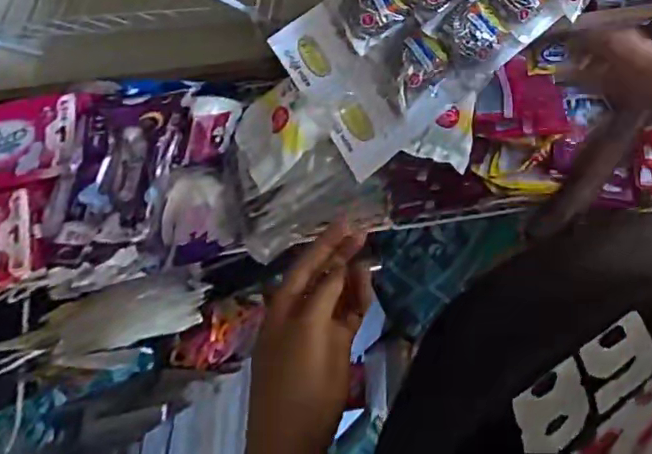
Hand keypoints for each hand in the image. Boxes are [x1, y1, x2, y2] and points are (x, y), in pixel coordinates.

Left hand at [247, 223, 373, 453]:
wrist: (292, 441)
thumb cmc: (297, 382)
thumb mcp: (310, 329)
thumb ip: (324, 292)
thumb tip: (339, 263)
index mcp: (284, 306)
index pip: (306, 264)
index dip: (326, 242)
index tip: (347, 221)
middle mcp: (299, 312)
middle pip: (323, 275)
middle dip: (342, 253)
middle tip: (363, 232)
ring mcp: (318, 330)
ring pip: (338, 293)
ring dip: (352, 276)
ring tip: (368, 259)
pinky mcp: (335, 346)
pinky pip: (348, 314)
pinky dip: (358, 299)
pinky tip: (367, 286)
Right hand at [564, 27, 651, 113]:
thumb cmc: (642, 85)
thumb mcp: (608, 84)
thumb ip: (584, 77)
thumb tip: (564, 73)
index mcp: (606, 39)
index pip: (580, 38)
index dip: (571, 48)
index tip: (565, 57)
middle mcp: (619, 33)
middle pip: (596, 39)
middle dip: (586, 51)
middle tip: (579, 64)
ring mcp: (635, 37)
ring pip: (610, 43)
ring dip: (601, 54)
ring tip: (596, 69)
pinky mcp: (647, 45)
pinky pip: (623, 47)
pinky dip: (614, 56)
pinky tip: (616, 71)